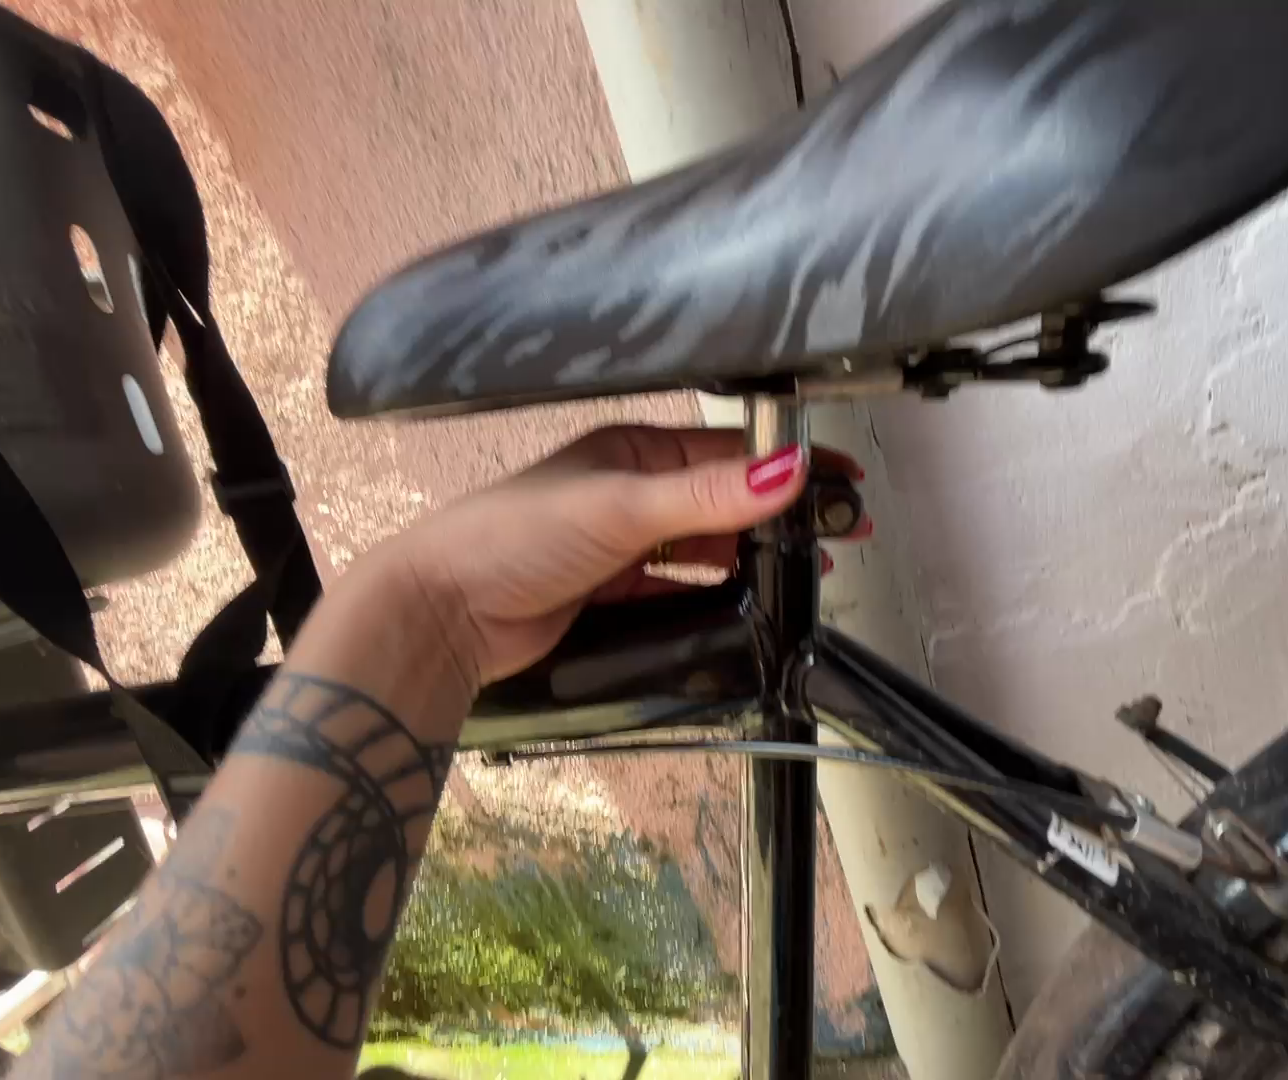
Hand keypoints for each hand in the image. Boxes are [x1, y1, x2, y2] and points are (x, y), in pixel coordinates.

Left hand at [349, 425, 861, 687]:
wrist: (443, 613)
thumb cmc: (520, 536)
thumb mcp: (618, 506)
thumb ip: (707, 495)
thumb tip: (792, 470)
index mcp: (634, 451)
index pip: (728, 450)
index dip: (787, 463)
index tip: (843, 480)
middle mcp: (633, 491)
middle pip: (725, 499)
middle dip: (781, 513)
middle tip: (843, 532)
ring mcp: (625, 543)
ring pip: (707, 545)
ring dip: (755, 555)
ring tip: (811, 570)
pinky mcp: (618, 591)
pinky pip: (682, 586)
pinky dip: (717, 591)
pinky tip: (753, 602)